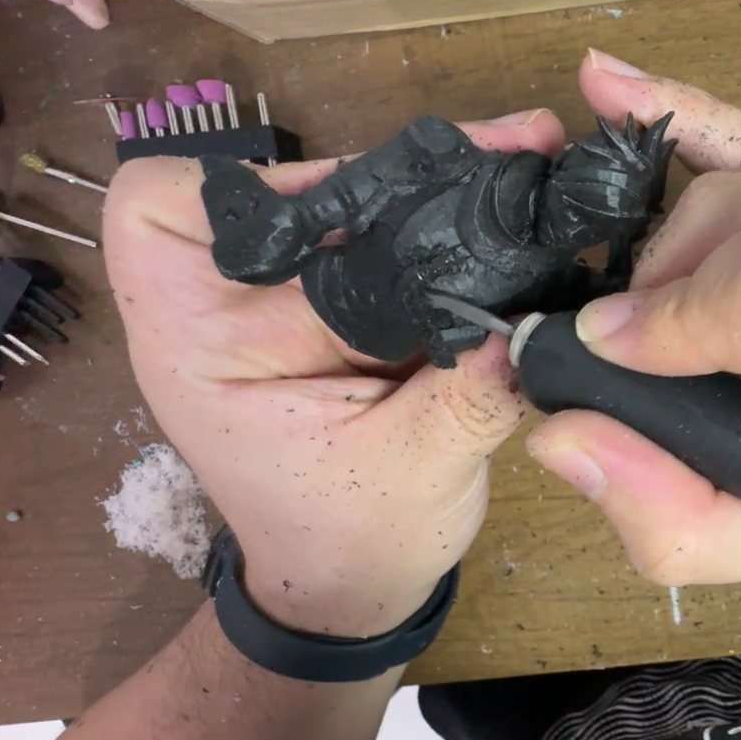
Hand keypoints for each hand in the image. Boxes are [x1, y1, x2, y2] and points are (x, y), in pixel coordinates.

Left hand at [103, 111, 562, 635]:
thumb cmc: (364, 540)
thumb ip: (471, 392)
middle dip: (381, 176)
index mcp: (207, 347)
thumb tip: (533, 319)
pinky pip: (365, 258)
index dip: (317, 192)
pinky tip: (490, 231)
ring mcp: (271, 317)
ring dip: (411, 199)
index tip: (416, 203)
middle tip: (490, 156)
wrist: (353, 583)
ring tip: (500, 176)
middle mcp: (220, 313)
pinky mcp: (321, 324)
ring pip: (324, 217)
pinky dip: (426, 240)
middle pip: (271, 195)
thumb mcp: (423, 469)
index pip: (236, 224)